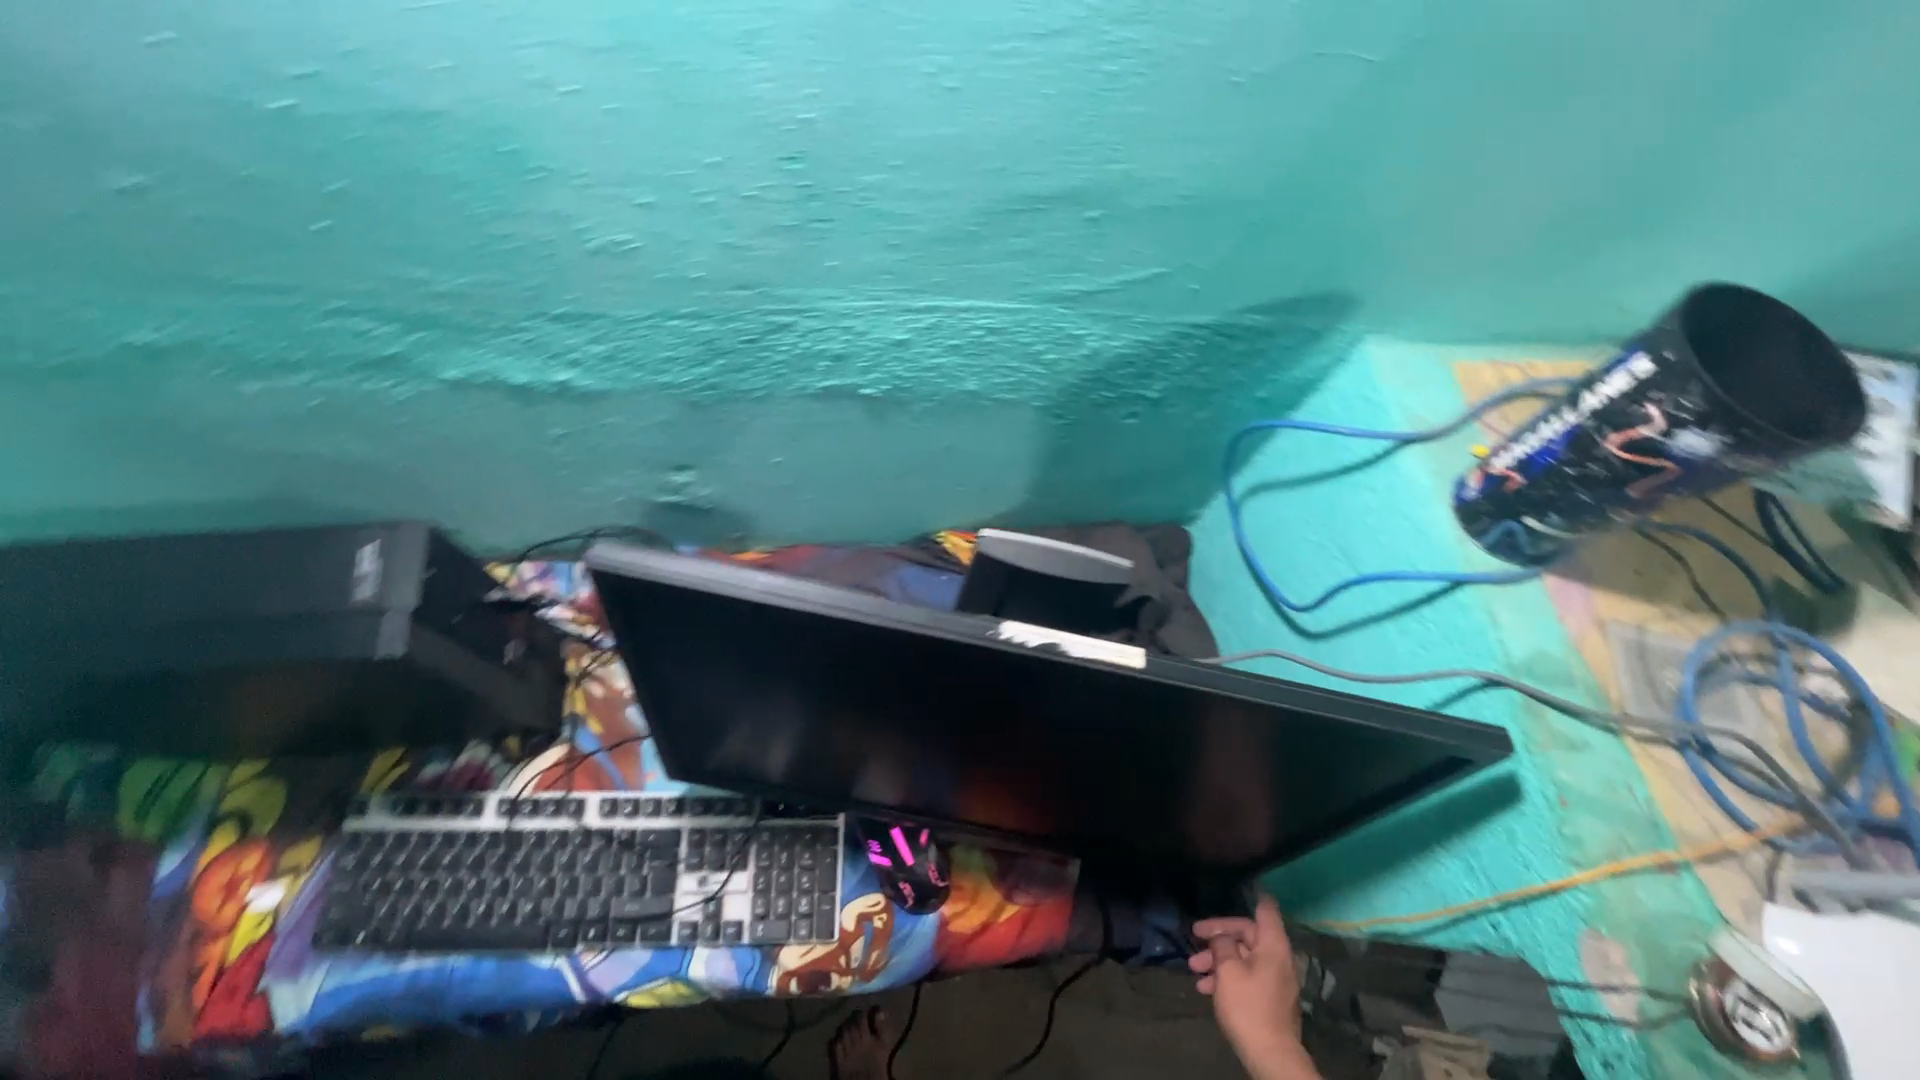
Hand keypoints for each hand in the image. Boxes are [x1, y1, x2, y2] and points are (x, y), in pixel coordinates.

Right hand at [1190, 895, 1319, 1079]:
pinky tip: (1206, 988)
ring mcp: (1275, 981)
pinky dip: (1228, 977)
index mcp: (1273, 947)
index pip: (1266, 912)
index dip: (1255, 898)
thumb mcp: (1228, 970)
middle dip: (1219, 938)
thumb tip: (1221, 936)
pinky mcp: (1269, 999)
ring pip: (1244, 958)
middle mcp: (1278, 959)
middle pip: (1248, 936)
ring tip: (1194, 969)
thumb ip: (1222, 946)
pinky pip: (1247, 977)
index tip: (1245, 888)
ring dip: (1218, 960)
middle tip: (1194, 940)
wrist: (1270, 1053)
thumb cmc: (1248, 1005)